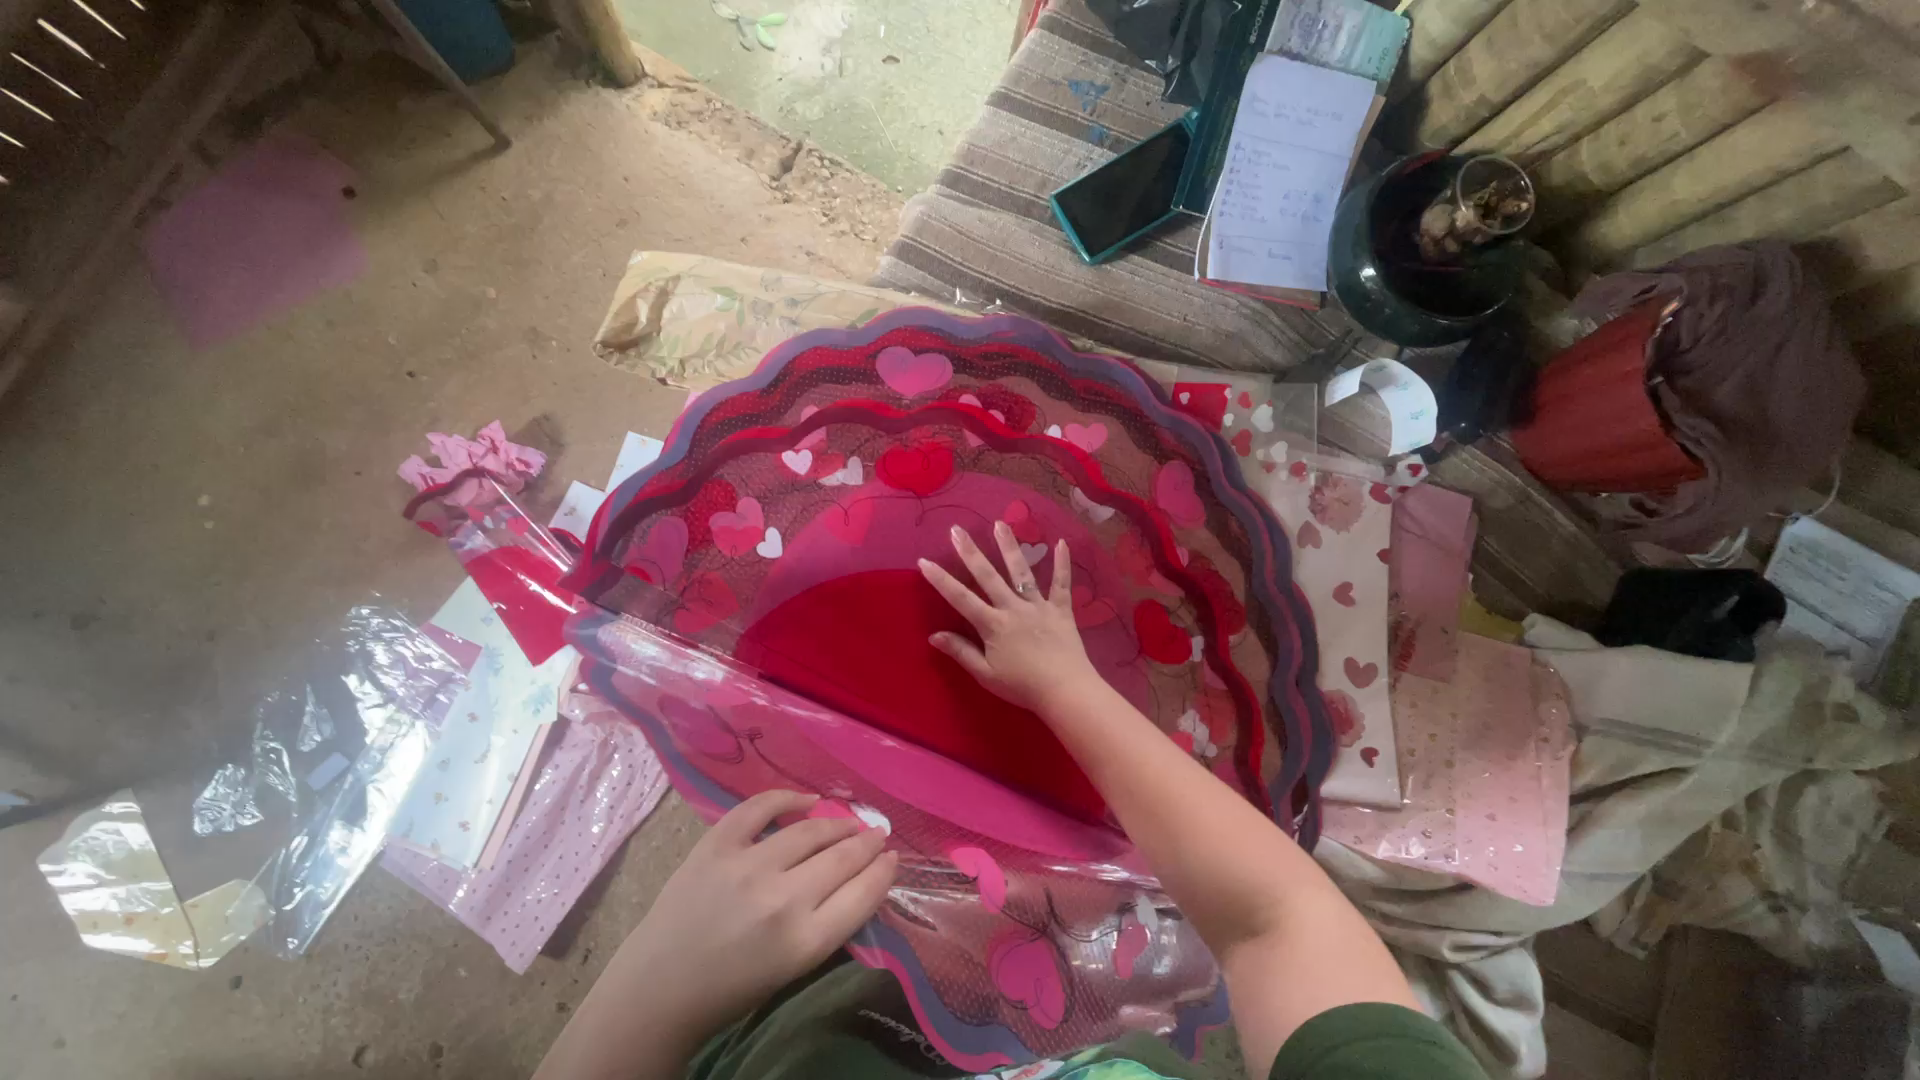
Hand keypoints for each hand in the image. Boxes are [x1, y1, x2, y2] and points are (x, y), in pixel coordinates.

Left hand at [617, 790, 896, 1040]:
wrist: (659, 988)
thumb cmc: (732, 988)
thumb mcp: (794, 968)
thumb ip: (829, 924)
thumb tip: (861, 879)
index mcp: (805, 943)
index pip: (863, 895)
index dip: (883, 872)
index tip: (892, 858)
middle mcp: (782, 900)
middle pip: (842, 859)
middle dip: (867, 842)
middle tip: (879, 834)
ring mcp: (747, 867)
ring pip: (810, 831)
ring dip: (837, 823)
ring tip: (850, 820)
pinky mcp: (716, 846)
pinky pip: (759, 808)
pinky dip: (788, 798)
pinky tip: (808, 799)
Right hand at [918, 522, 1101, 713]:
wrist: (1066, 691)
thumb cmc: (1022, 686)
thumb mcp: (985, 674)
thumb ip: (961, 652)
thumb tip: (934, 635)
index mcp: (993, 625)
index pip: (960, 598)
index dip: (941, 579)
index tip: (924, 561)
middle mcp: (1014, 608)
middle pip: (988, 576)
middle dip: (971, 552)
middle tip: (957, 529)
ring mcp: (1039, 606)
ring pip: (1022, 572)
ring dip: (1010, 547)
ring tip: (1000, 524)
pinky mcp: (1061, 610)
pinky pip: (1062, 584)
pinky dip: (1063, 564)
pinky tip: (1063, 543)